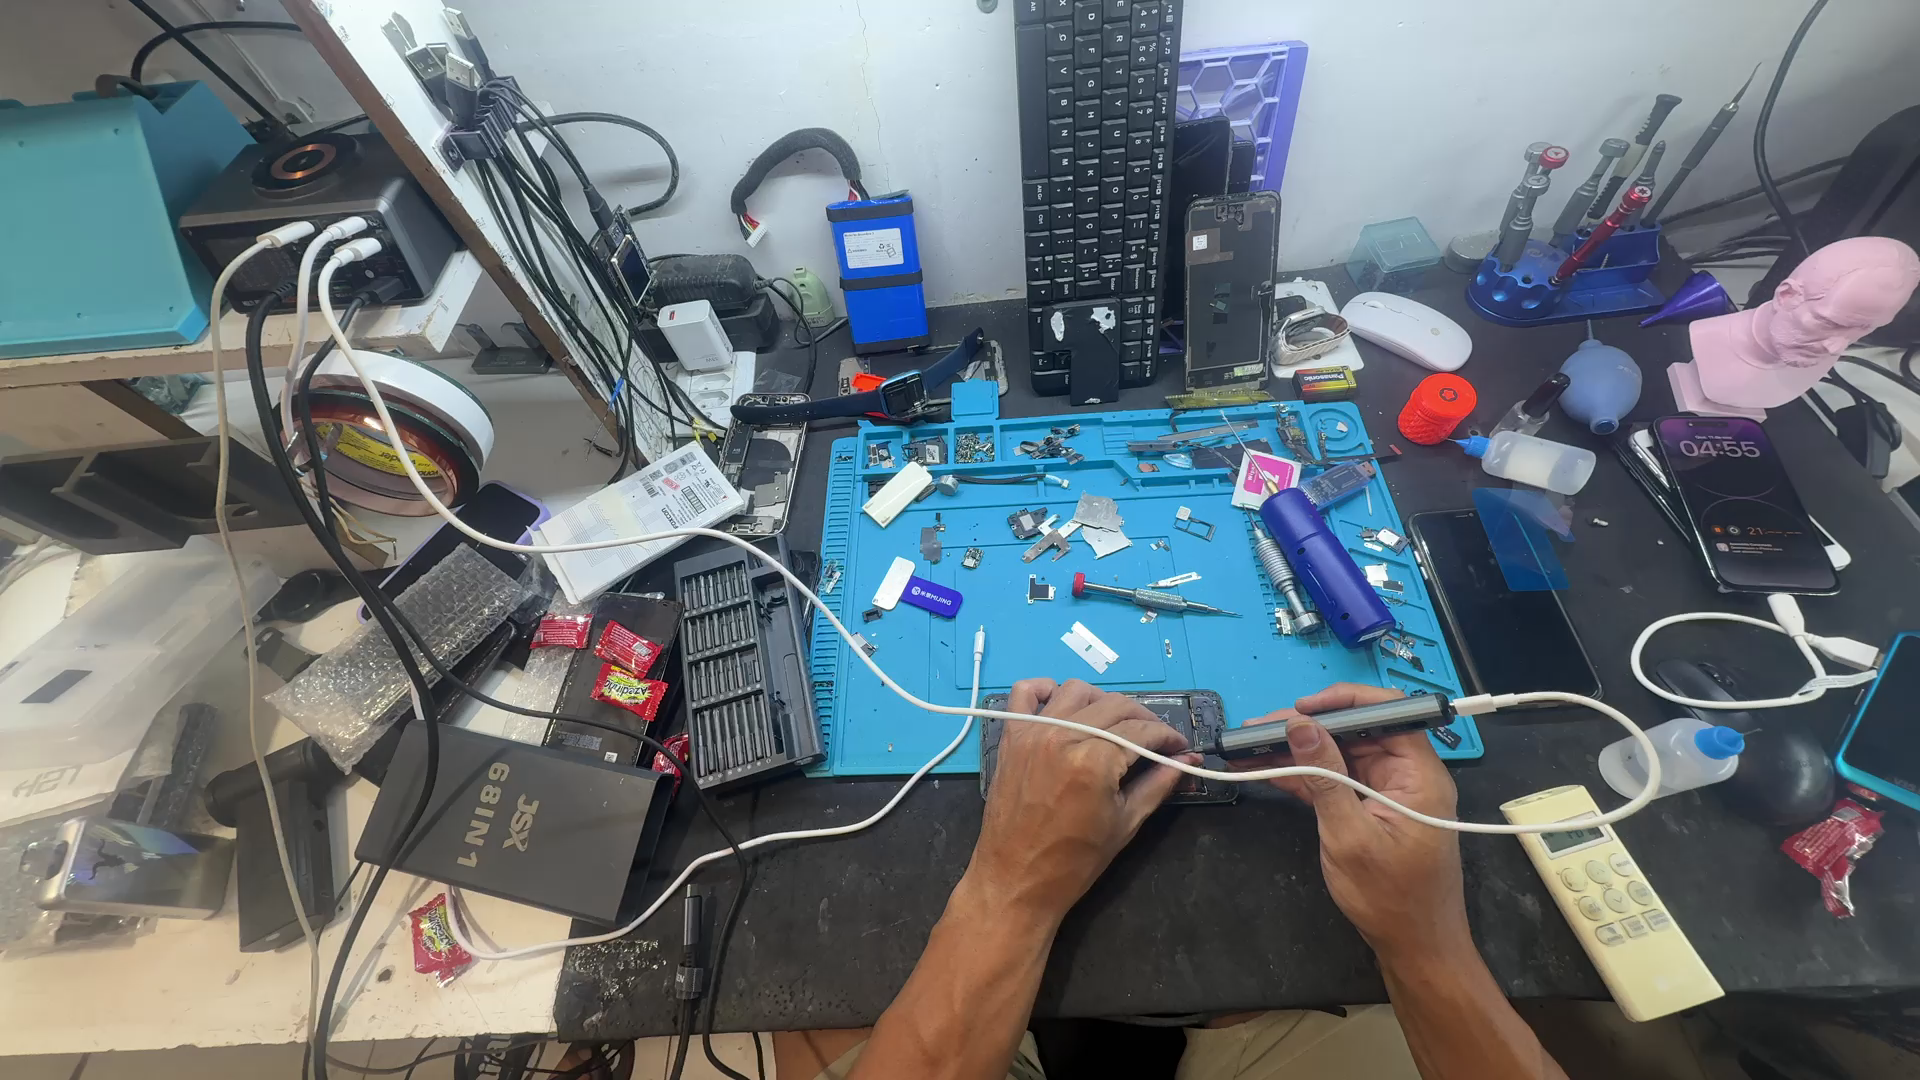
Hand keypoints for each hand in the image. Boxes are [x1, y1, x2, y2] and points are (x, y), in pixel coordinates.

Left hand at [966, 678, 1195, 925]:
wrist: (1016, 878)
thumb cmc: (1075, 861)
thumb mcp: (1126, 822)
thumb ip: (1158, 783)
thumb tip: (1188, 760)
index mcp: (1094, 759)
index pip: (1141, 730)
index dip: (1167, 736)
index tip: (1179, 747)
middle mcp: (1063, 734)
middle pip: (1114, 705)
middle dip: (1143, 718)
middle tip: (1156, 739)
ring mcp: (1033, 730)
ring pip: (1076, 690)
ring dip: (1102, 701)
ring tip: (1114, 725)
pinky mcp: (1011, 735)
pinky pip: (1025, 692)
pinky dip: (1046, 689)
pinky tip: (1064, 706)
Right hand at [1231, 683, 1469, 963]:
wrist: (1412, 948)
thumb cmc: (1390, 896)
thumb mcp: (1350, 834)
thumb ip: (1323, 775)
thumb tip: (1298, 724)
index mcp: (1417, 775)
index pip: (1388, 713)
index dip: (1345, 701)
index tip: (1301, 709)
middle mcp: (1402, 774)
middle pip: (1352, 731)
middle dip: (1303, 726)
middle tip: (1256, 730)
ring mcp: (1380, 789)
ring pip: (1333, 752)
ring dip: (1291, 749)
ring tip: (1246, 745)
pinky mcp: (1361, 805)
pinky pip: (1326, 776)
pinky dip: (1294, 772)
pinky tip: (1258, 766)